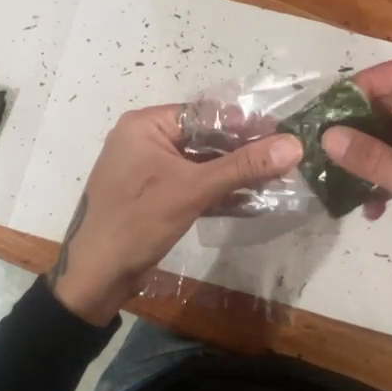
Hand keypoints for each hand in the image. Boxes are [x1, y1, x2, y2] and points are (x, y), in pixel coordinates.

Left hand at [49, 105, 303, 324]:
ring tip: (278, 180)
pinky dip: (218, 191)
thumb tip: (295, 145)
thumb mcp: (193, 189)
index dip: (245, 125)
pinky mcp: (155, 196)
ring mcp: (149, 170)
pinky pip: (192, 184)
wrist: (96, 276)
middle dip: (243, 152)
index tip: (283, 136)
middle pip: (205, 138)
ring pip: (201, 164)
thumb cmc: (138, 222)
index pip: (206, 114)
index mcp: (146, 125)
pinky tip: (252, 200)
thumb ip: (244, 166)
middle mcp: (145, 140)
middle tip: (286, 160)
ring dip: (235, 174)